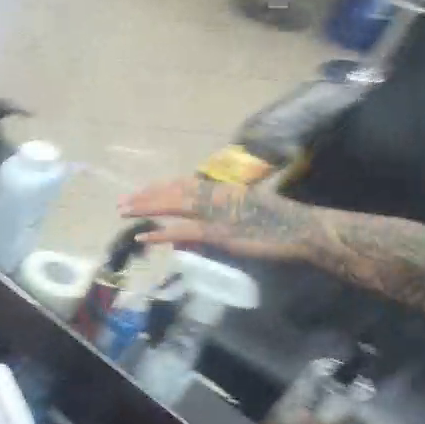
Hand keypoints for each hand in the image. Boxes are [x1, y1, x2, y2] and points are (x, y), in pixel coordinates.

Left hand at [119, 178, 312, 261]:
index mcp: (223, 189)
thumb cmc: (277, 225)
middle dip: (146, 197)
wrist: (303, 230)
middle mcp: (217, 195)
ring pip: (175, 206)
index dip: (159, 188)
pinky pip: (184, 231)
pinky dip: (162, 234)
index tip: (139, 193)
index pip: (184, 184)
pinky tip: (143, 237)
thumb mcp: (242, 216)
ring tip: (124, 212)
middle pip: (174, 192)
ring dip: (147, 209)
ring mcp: (217, 213)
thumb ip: (213, 222)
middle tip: (121, 203)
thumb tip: (184, 239)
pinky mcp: (219, 232)